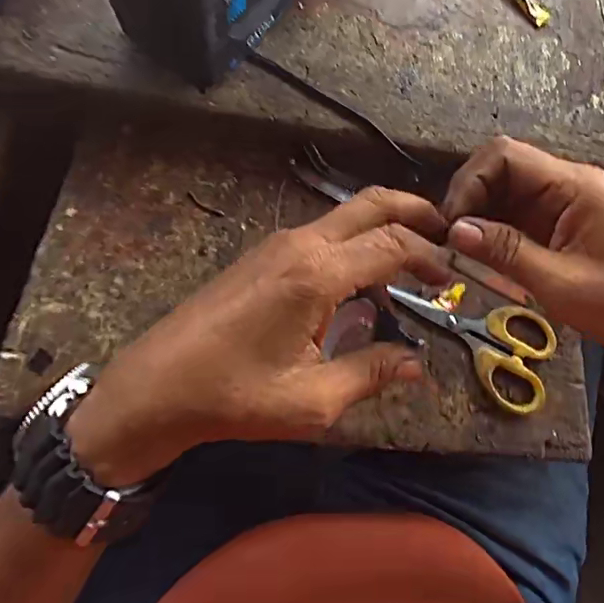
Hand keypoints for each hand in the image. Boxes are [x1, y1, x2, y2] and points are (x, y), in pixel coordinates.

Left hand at [65, 188, 451, 485]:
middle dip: (416, 210)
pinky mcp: (266, 252)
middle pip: (372, 202)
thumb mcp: (311, 400)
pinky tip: (367, 272)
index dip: (430, 257)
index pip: (393, 245)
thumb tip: (417, 364)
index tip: (451, 279)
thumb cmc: (233, 396)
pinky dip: (360, 237)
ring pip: (349, 212)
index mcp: (317, 273)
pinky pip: (327, 230)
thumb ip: (371, 373)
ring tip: (415, 254)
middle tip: (447, 233)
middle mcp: (302, 243)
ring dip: (387, 223)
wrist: (152, 388)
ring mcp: (281, 242)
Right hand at [439, 137, 603, 373]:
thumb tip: (455, 230)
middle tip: (449, 240)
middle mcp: (568, 184)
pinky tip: (484, 259)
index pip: (505, 156)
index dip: (470, 182)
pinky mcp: (559, 225)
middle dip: (470, 201)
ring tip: (462, 254)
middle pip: (501, 170)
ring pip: (503, 194)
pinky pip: (514, 216)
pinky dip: (493, 234)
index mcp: (575, 185)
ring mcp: (563, 204)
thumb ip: (505, 252)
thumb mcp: (560, 283)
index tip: (451, 222)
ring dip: (479, 219)